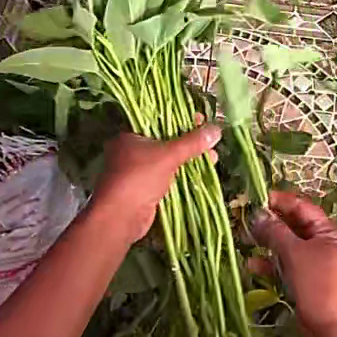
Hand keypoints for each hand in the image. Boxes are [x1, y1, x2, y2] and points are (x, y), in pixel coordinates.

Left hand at [90, 126, 220, 244]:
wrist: (120, 217)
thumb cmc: (139, 177)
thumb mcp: (168, 155)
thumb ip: (192, 143)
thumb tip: (216, 129)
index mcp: (130, 136)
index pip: (159, 121)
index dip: (181, 120)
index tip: (201, 120)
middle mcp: (131, 152)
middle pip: (165, 142)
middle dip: (189, 142)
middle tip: (210, 141)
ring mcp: (137, 172)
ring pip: (167, 161)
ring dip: (188, 160)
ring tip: (212, 158)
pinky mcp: (144, 190)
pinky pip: (167, 177)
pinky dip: (182, 175)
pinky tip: (200, 174)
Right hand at [250, 191, 336, 336]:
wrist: (335, 331)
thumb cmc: (318, 286)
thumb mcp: (295, 254)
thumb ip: (276, 232)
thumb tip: (259, 215)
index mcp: (327, 231)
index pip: (300, 207)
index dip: (278, 201)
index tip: (255, 199)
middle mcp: (323, 243)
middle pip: (293, 226)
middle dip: (269, 223)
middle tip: (245, 221)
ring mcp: (316, 263)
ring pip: (287, 247)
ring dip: (267, 244)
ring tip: (245, 240)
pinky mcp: (307, 281)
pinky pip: (287, 266)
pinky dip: (271, 265)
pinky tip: (252, 266)